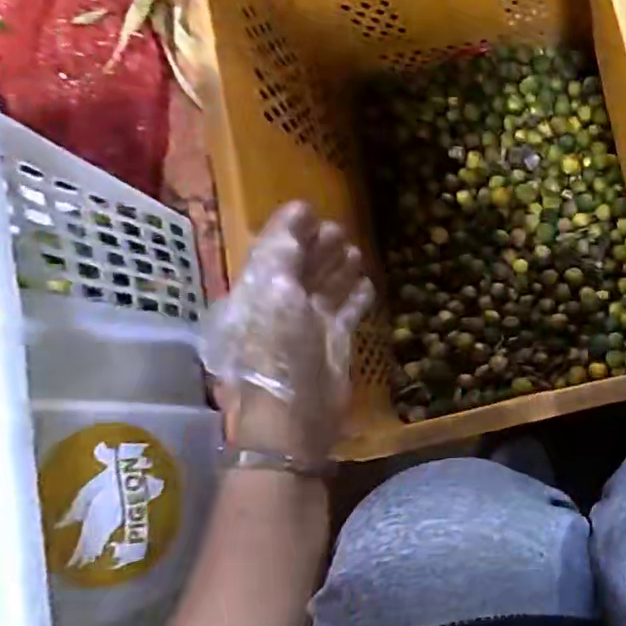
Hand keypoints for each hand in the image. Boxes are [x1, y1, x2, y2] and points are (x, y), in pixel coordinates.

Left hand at [200, 202, 374, 464]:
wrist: (293, 418)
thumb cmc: (276, 356)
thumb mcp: (272, 296)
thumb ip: (281, 254)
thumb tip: (297, 216)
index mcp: (257, 293)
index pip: (272, 252)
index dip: (289, 229)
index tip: (309, 207)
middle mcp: (281, 306)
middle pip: (301, 267)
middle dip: (317, 246)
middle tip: (339, 227)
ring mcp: (309, 326)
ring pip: (325, 288)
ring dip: (338, 268)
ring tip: (355, 250)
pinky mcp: (333, 344)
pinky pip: (346, 312)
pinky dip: (356, 297)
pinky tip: (368, 283)